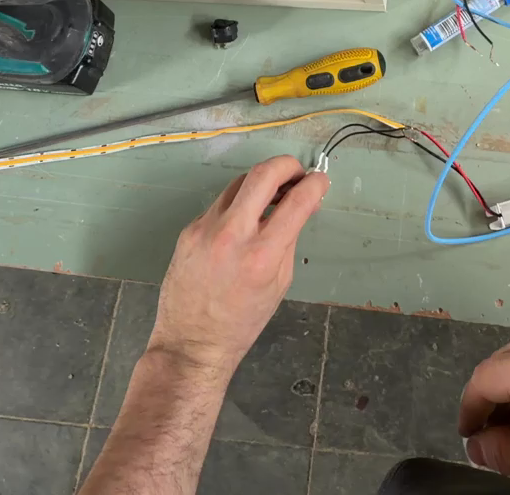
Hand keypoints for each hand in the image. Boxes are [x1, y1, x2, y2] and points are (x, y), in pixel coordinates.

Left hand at [145, 156, 329, 380]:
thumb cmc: (243, 320)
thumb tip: (303, 203)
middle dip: (287, 165)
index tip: (320, 180)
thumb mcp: (280, 282)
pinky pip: (221, 203)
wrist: (191, 343)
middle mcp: (232, 235)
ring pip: (240, 182)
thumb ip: (291, 237)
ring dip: (262, 181)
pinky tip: (245, 220)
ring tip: (273, 194)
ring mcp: (205, 229)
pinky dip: (239, 204)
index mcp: (262, 255)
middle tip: (297, 174)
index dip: (315, 184)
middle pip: (263, 174)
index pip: (297, 201)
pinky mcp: (189, 229)